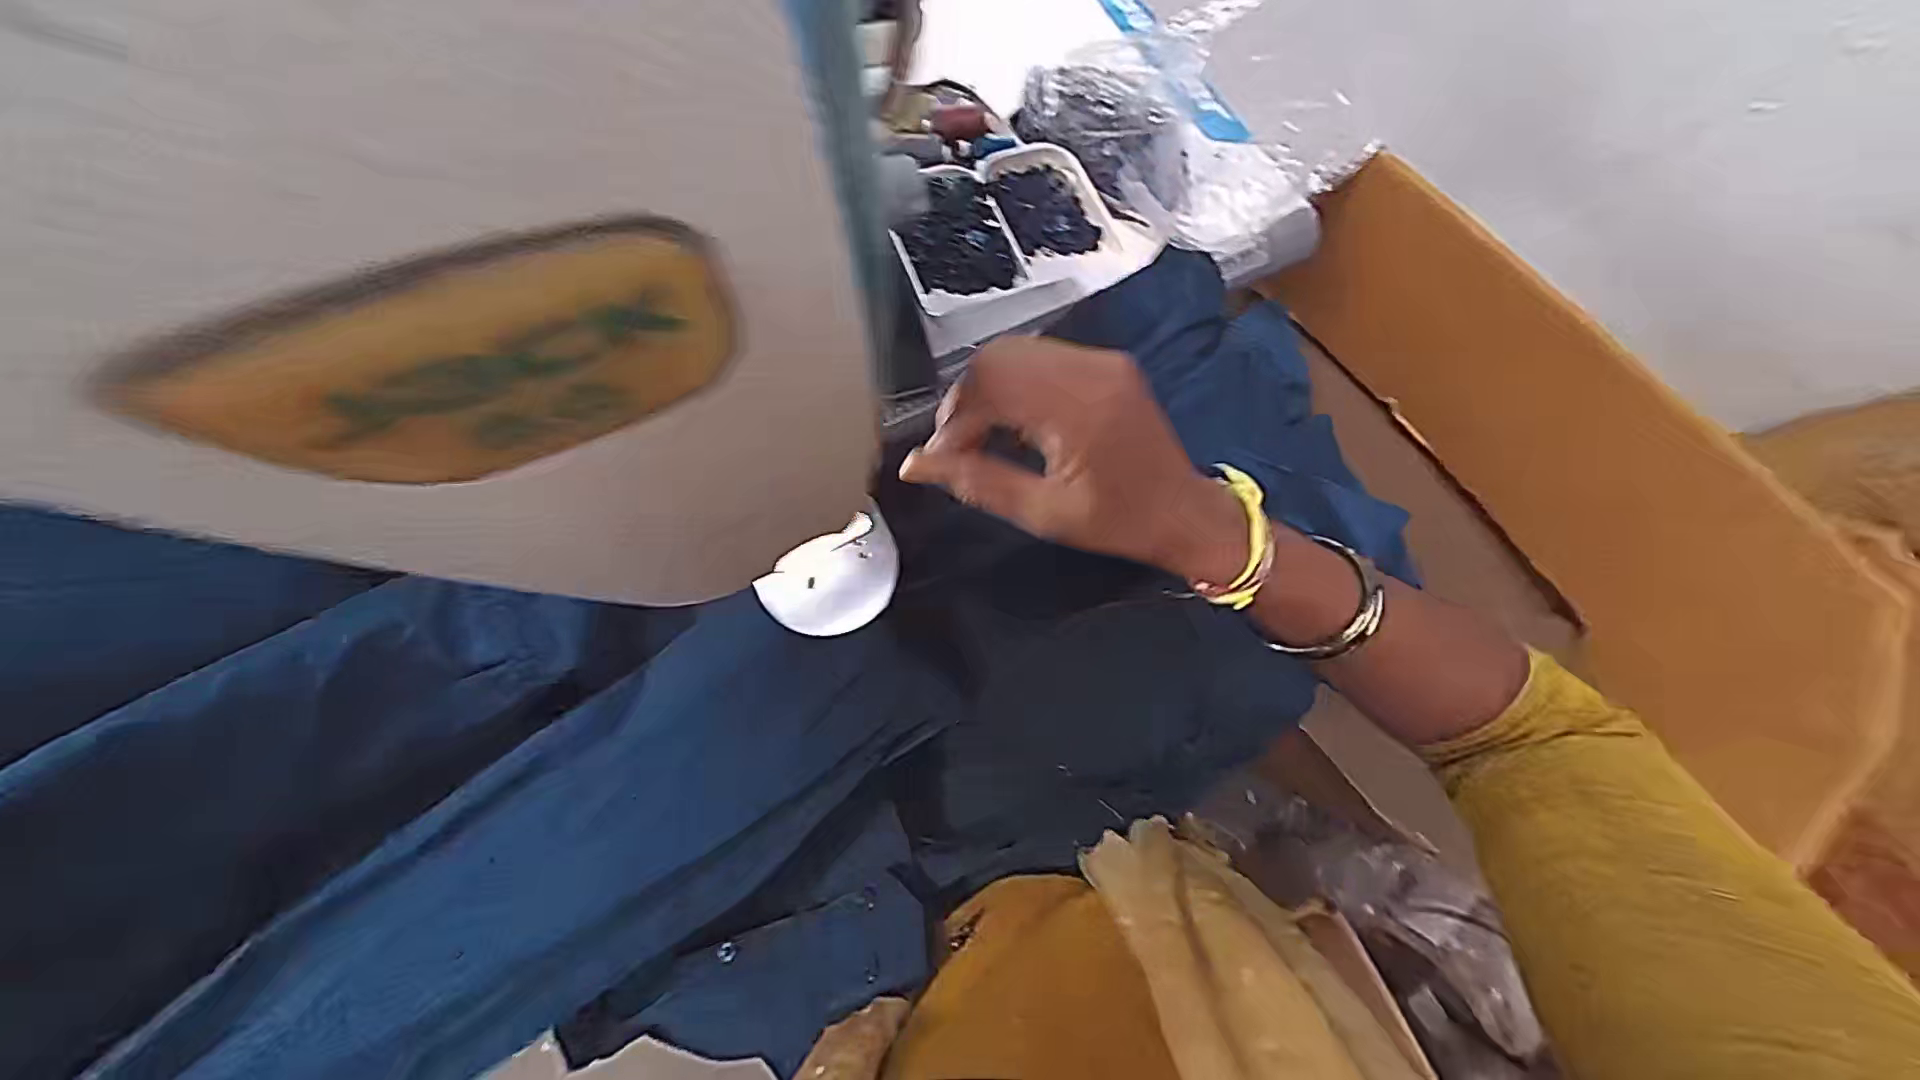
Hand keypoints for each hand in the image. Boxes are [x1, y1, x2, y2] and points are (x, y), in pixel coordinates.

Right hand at [899, 337, 1246, 582]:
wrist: (1184, 512)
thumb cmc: (1121, 522)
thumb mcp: (1043, 513)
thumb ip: (977, 483)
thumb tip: (918, 465)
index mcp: (1079, 409)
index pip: (990, 385)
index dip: (953, 421)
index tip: (941, 458)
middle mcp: (1092, 371)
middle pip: (997, 357)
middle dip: (964, 400)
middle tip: (956, 445)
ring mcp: (1102, 362)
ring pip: (1016, 352)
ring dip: (985, 390)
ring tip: (980, 436)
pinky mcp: (1107, 364)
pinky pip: (1041, 358)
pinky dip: (1013, 385)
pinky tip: (1012, 422)